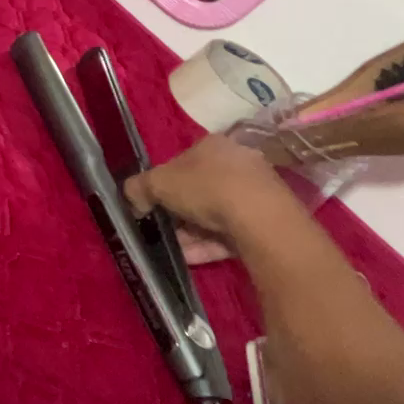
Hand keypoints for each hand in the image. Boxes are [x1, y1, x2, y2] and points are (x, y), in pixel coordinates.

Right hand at [123, 131, 303, 241]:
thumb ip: (136, 188)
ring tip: (175, 249)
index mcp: (212, 146)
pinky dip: (211, 244)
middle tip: (163, 228)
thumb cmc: (205, 188)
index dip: (164, 183)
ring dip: (192, 232)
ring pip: (215, 214)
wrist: (262, 220)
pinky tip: (192, 258)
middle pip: (199, 189)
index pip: (181, 162)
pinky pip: (233, 232)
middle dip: (179, 212)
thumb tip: (133, 200)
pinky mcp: (270, 222)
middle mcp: (238, 163)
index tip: (153, 202)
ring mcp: (258, 193)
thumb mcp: (156, 183)